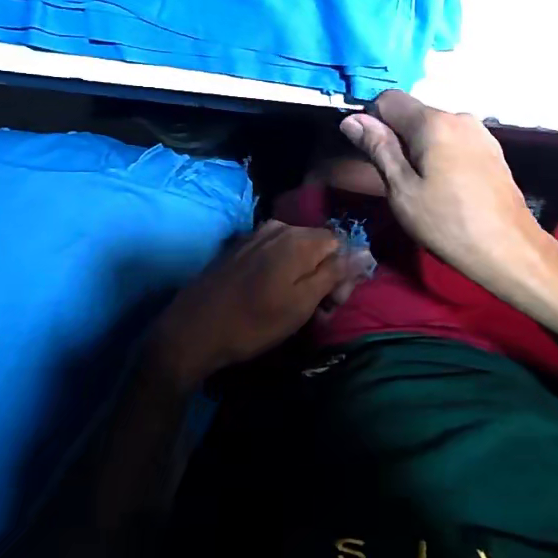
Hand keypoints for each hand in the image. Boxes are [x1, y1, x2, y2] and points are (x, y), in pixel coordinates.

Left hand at [147, 221, 369, 389]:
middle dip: (324, 277)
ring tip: (295, 312)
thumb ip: (334, 273)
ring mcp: (254, 236)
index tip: (334, 304)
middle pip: (318, 246)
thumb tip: (364, 251)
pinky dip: (282, 274)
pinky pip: (274, 255)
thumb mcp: (302, 303)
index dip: (344, 274)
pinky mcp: (238, 249)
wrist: (193, 330)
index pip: (340, 244)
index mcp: (298, 238)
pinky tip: (272, 300)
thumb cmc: (253, 322)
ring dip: (303, 279)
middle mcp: (277, 228)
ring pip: (295, 252)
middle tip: (318, 314)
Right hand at [339, 91, 557, 305]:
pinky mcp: (492, 151)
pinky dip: (442, 156)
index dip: (371, 121)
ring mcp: (480, 133)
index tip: (371, 154)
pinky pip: (455, 142)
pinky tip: (447, 188)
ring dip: (420, 150)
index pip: (389, 100)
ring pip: (435, 129)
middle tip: (398, 181)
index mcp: (434, 122)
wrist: (508, 249)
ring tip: (424, 188)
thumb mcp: (402, 189)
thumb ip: (378, 149)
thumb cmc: (447, 223)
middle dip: (397, 139)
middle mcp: (459, 117)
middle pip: (414, 115)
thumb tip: (352, 120)